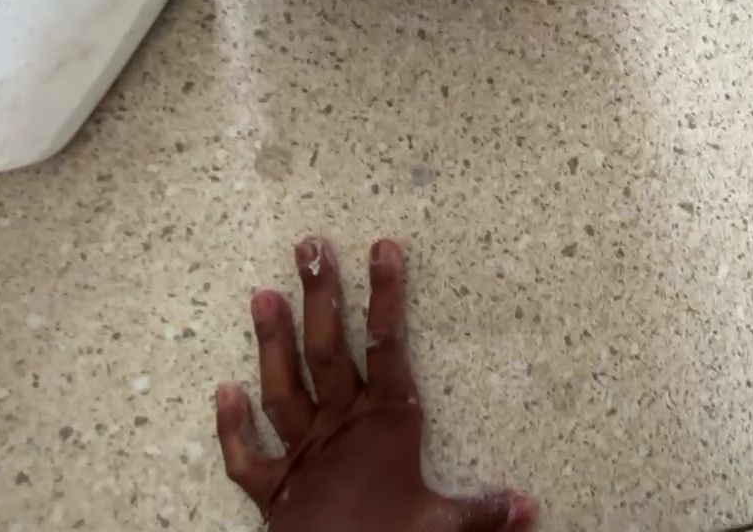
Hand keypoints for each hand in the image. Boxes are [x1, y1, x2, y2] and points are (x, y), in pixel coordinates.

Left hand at [215, 239, 536, 531]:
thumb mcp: (444, 528)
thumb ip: (484, 510)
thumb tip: (530, 505)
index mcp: (385, 421)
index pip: (389, 342)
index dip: (388, 293)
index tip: (382, 248)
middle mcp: (341, 424)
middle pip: (328, 350)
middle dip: (322, 296)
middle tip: (310, 249)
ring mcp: (302, 454)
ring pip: (284, 387)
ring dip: (273, 341)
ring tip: (263, 295)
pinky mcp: (271, 490)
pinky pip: (246, 455)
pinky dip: (232, 425)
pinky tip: (223, 391)